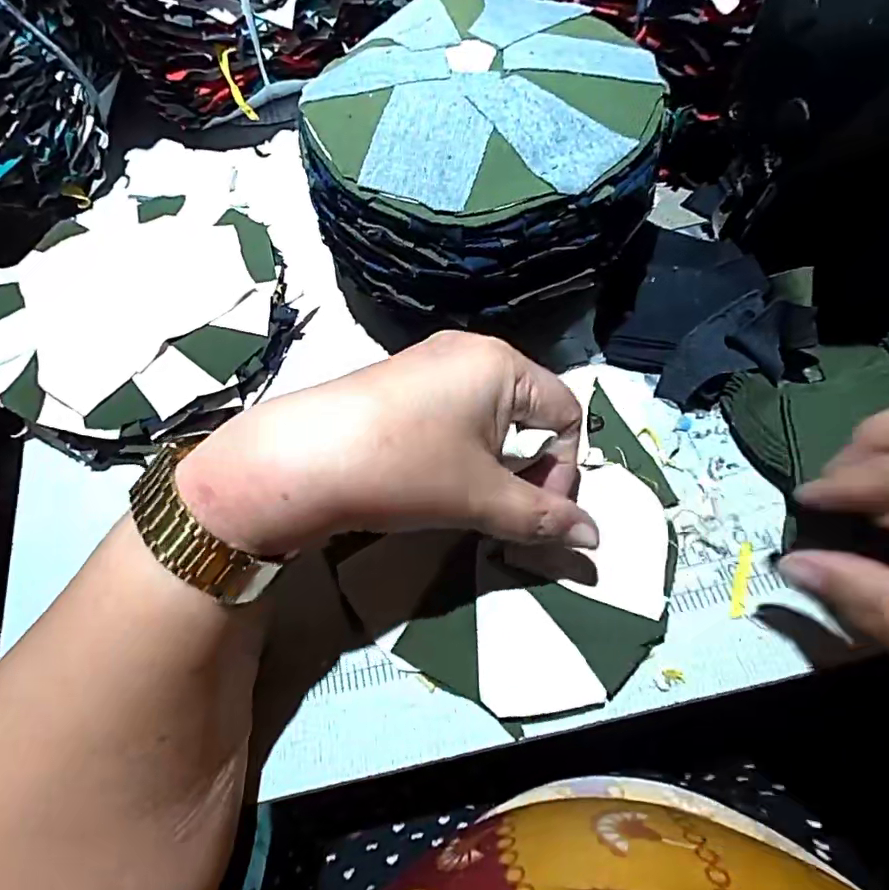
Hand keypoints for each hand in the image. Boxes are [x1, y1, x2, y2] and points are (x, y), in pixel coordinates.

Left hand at [174, 331, 595, 556]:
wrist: (294, 461)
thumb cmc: (403, 469)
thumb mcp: (480, 497)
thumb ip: (542, 517)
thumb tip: (595, 540)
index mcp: (502, 364)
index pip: (566, 412)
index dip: (564, 466)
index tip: (536, 508)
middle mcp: (472, 349)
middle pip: (533, 409)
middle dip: (532, 463)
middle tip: (506, 506)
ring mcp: (433, 360)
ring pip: (495, 412)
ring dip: (499, 458)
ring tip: (472, 493)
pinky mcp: (404, 379)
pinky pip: (460, 408)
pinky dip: (466, 444)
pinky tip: (437, 473)